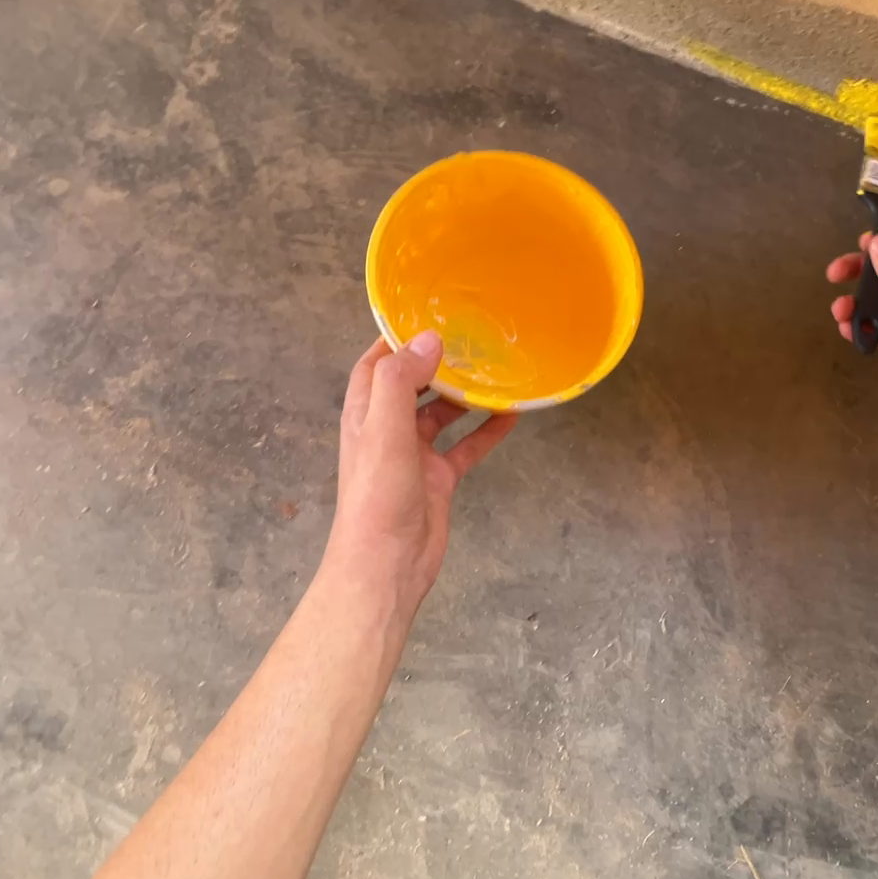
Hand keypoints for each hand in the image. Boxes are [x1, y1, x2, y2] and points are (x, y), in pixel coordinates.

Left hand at [320, 333, 516, 625]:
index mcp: (365, 414)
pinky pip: (467, 446)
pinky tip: (512, 416)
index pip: (375, 364)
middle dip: (437, 363)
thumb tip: (431, 339)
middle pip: (412, 385)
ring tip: (496, 372)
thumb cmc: (379, 495)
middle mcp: (388, 430)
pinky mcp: (440, 478)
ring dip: (465, 395)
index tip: (428, 314)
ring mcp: (415, 455)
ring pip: (443, 415)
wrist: (388, 564)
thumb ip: (402, 382)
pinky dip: (487, 431)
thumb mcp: (385, 430)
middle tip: (473, 340)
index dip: (396, 339)